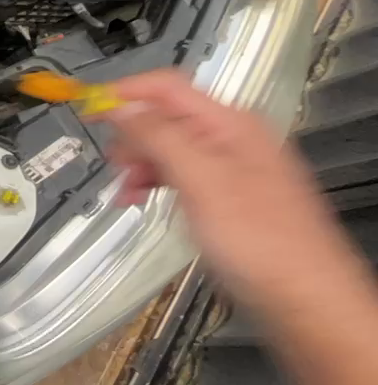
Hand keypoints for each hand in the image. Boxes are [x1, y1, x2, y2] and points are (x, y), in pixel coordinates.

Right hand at [103, 69, 349, 309]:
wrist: (301, 297)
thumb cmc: (259, 241)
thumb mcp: (201, 181)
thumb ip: (158, 137)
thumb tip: (118, 106)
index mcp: (231, 126)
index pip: (164, 87)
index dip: (121, 93)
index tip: (84, 111)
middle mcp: (228, 138)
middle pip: (157, 115)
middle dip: (128, 138)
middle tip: (118, 166)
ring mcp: (224, 164)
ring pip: (158, 144)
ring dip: (134, 164)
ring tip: (128, 191)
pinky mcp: (217, 189)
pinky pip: (168, 170)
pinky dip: (146, 181)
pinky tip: (136, 199)